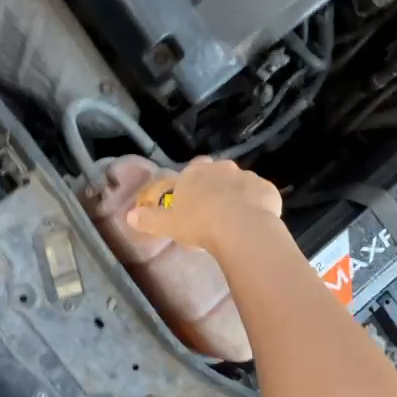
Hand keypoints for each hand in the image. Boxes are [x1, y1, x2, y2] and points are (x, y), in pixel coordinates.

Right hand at [124, 156, 283, 255]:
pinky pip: (259, 197)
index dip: (192, 184)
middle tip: (211, 213)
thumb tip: (129, 215)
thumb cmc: (199, 223)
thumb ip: (148, 219)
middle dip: (215, 189)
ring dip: (236, 198)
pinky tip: (251, 225)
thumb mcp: (167, 224)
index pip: (192, 169)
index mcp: (195, 172)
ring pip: (240, 185)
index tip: (191, 201)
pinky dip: (255, 207)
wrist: (240, 228)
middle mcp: (222, 168)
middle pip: (217, 174)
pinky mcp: (267, 189)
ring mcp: (247, 177)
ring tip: (232, 223)